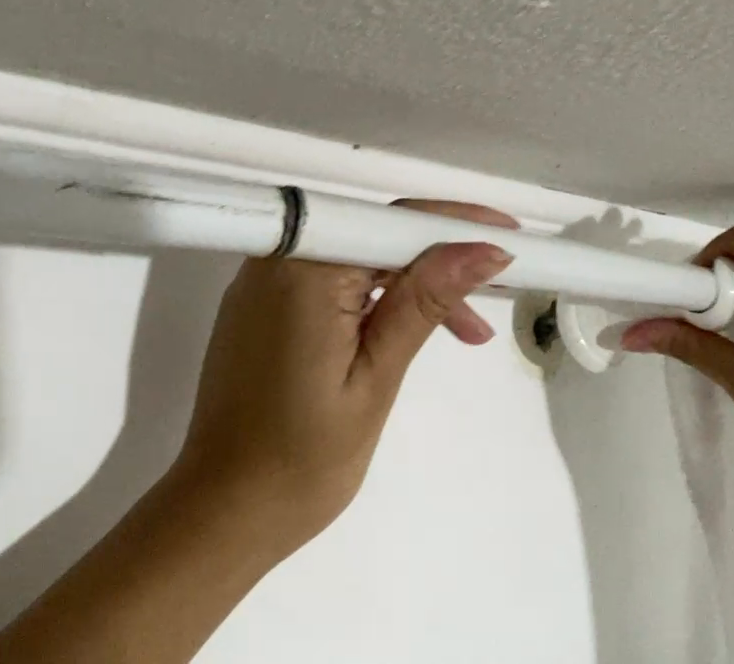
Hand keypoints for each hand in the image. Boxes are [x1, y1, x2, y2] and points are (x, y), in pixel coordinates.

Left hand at [169, 199, 516, 553]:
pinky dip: (374, 298)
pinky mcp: (262, 308)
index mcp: (304, 270)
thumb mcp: (376, 378)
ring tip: (469, 332)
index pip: (391, 221)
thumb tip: (482, 249)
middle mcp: (277, 261)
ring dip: (411, 283)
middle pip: (373, 235)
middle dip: (438, 259)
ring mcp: (264, 283)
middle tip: (499, 292)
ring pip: (356, 258)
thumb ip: (424, 304)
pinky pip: (329, 280)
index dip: (454, 222)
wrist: (225, 512)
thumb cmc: (304, 459)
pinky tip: (409, 329)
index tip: (508, 236)